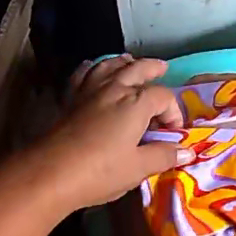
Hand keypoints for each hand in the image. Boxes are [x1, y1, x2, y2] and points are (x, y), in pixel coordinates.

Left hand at [10, 55, 194, 214]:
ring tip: (131, 61)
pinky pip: (84, 74)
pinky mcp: (70, 100)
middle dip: (152, 68)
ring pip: (109, 66)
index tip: (173, 134)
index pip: (163, 97)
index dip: (173, 113)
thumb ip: (163, 156)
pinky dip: (93, 68)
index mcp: (136, 104)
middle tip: (162, 68)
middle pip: (137, 69)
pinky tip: (93, 69)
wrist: (50, 173)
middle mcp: (114, 90)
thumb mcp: (138, 168)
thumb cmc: (100, 172)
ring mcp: (89, 92)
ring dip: (123, 62)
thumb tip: (186, 151)